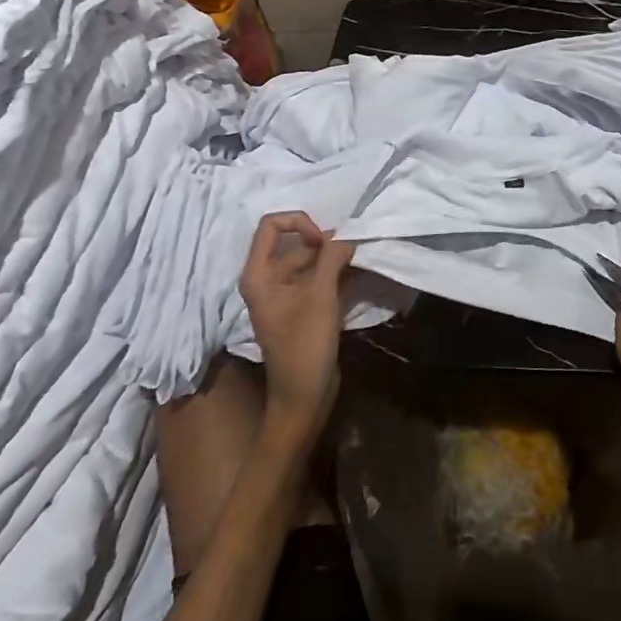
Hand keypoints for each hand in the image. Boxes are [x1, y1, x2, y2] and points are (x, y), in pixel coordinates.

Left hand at [239, 212, 352, 442]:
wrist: (303, 397)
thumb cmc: (304, 346)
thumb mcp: (320, 296)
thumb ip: (332, 258)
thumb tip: (347, 235)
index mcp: (259, 274)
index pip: (271, 225)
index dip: (300, 223)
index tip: (325, 241)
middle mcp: (268, 280)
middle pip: (295, 243)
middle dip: (326, 241)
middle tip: (354, 250)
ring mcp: (286, 295)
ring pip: (311, 261)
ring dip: (336, 258)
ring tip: (362, 260)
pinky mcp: (303, 308)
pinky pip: (319, 279)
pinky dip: (338, 274)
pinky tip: (361, 275)